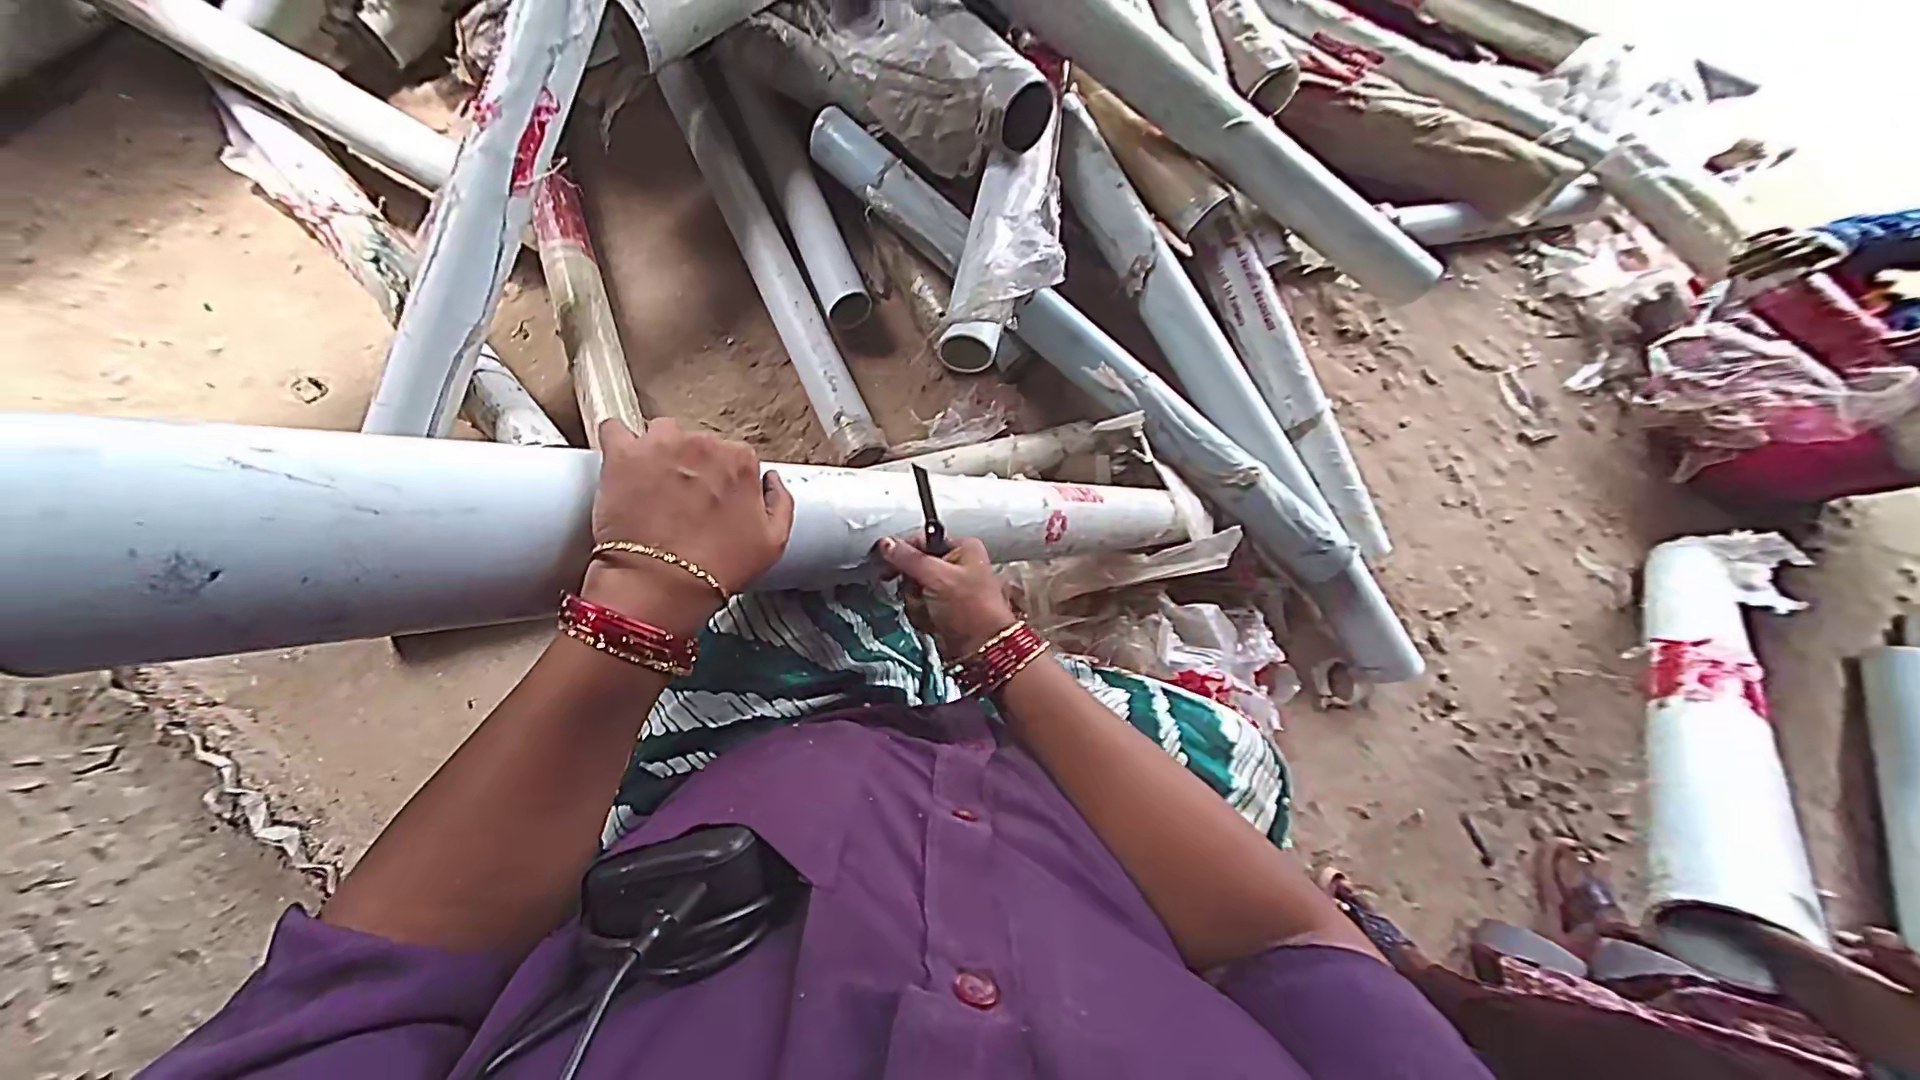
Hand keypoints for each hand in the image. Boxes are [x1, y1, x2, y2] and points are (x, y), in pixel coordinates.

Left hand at [584, 419, 793, 635]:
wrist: (662, 582)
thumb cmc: (717, 566)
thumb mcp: (774, 542)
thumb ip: (781, 502)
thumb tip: (772, 481)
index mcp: (741, 461)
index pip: (737, 456)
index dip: (727, 480)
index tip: (718, 500)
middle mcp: (703, 445)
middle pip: (699, 444)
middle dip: (694, 466)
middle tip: (686, 500)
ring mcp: (660, 446)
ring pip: (661, 434)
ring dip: (659, 450)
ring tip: (654, 481)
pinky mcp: (621, 454)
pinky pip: (615, 430)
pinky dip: (618, 442)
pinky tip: (623, 463)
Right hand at [876, 535, 1017, 655]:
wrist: (981, 649)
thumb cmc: (971, 609)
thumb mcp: (936, 576)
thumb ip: (908, 558)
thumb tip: (886, 544)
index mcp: (962, 549)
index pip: (922, 541)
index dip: (903, 551)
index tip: (885, 561)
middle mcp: (956, 566)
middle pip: (914, 567)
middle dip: (913, 585)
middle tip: (920, 591)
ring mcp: (948, 589)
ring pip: (913, 589)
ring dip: (917, 603)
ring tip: (932, 609)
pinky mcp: (942, 609)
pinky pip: (918, 606)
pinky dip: (922, 615)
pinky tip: (933, 620)